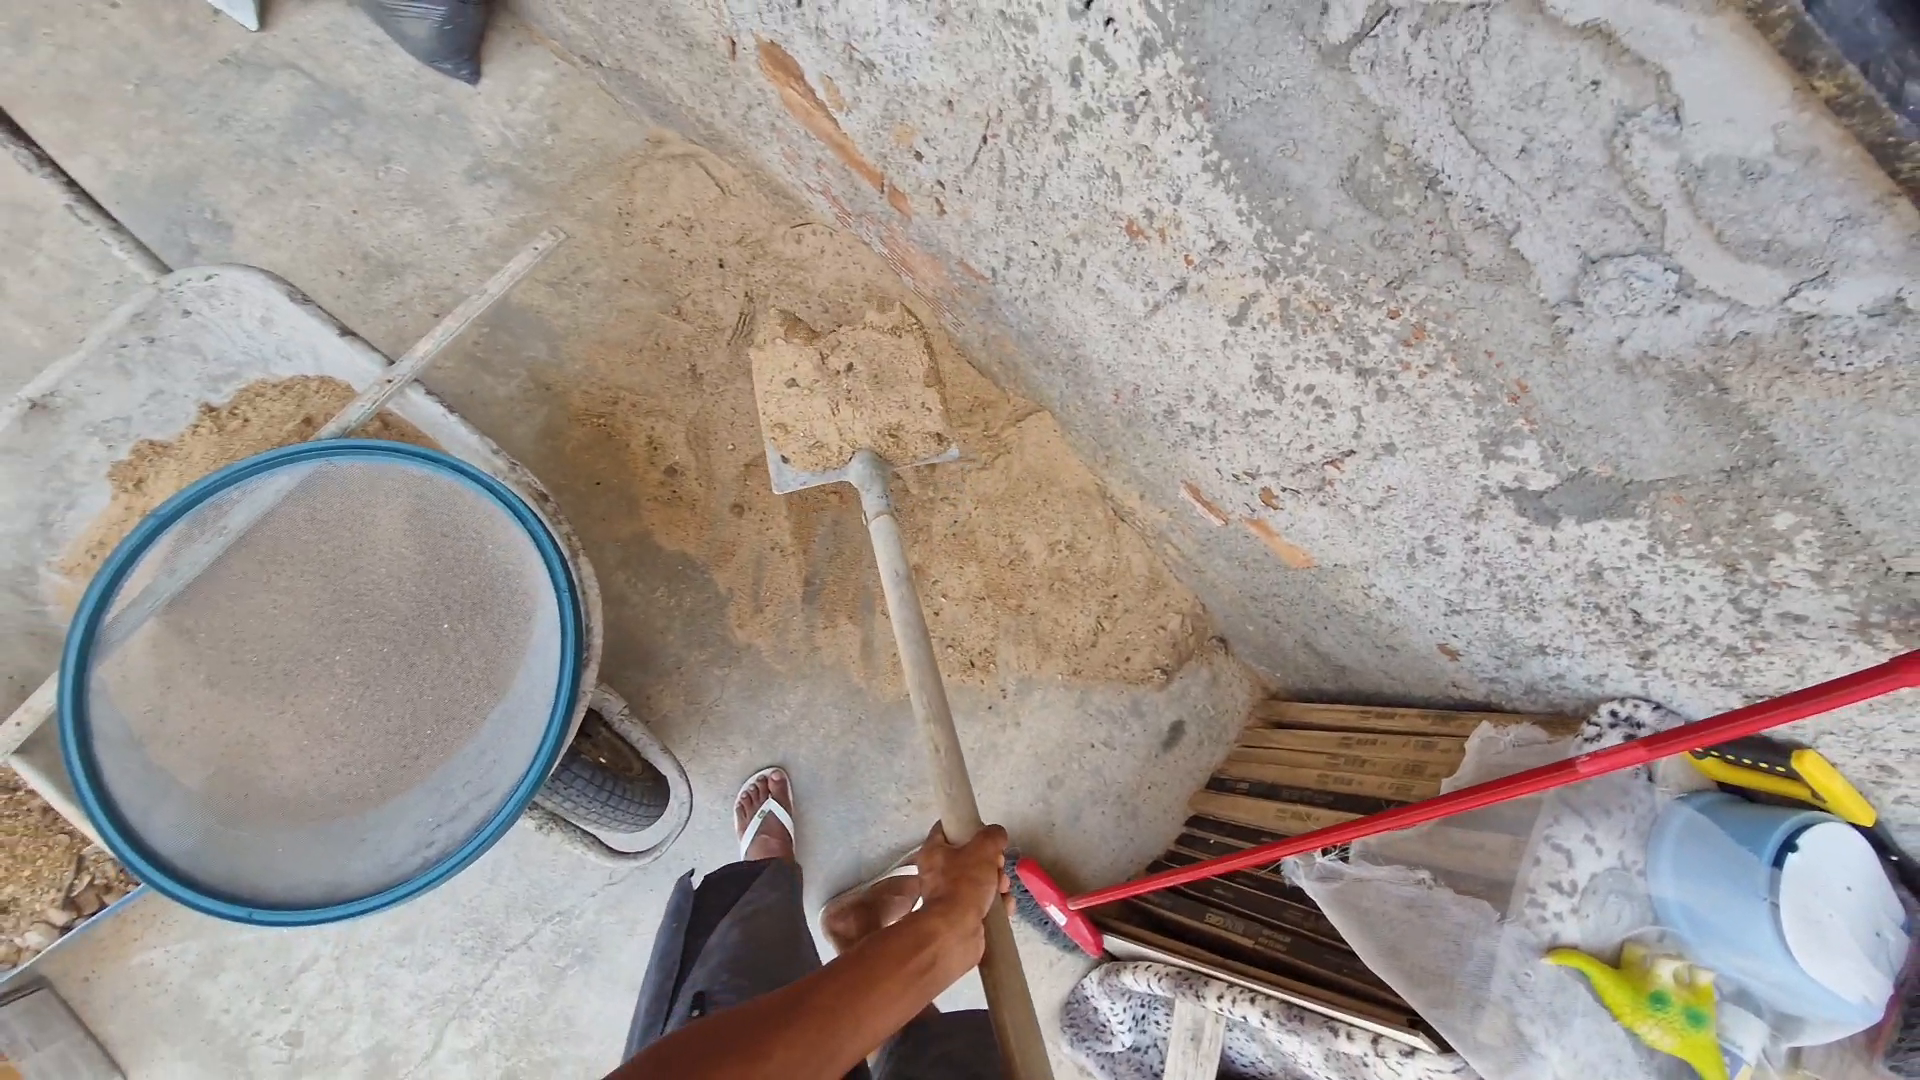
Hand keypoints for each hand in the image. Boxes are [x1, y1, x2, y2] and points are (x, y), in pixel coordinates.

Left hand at [914, 821, 1010, 944]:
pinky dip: (998, 904)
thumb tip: (997, 834)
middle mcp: (938, 872)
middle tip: (998, 865)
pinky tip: (1005, 906)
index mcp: (934, 851)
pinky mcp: (963, 916)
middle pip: (971, 856)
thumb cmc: (963, 886)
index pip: (948, 828)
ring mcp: (951, 896)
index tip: (984, 832)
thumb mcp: (983, 849)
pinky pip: (985, 903)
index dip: (968, 826)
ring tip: (1002, 889)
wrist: (956, 933)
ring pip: (981, 880)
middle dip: (992, 861)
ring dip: (998, 883)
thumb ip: (992, 835)